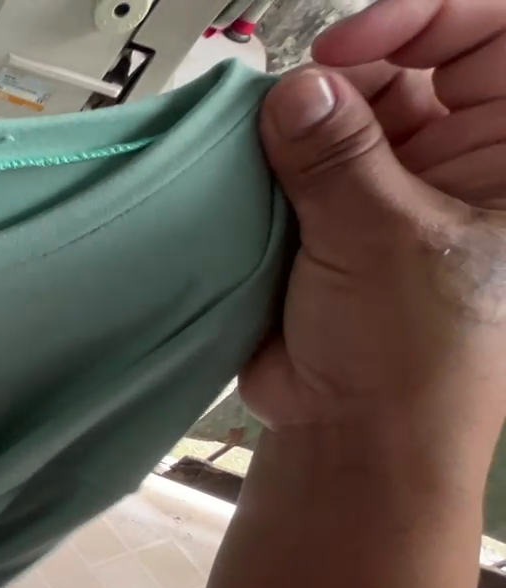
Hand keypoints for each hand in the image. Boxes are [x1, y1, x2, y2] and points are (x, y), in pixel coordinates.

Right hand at [240, 0, 505, 445]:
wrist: (350, 421)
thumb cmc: (414, 341)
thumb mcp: (386, 239)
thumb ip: (340, 160)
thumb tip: (296, 88)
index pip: (493, 37)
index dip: (426, 20)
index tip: (342, 47)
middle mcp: (458, 153)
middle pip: (409, 69)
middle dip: (343, 77)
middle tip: (280, 107)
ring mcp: (385, 188)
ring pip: (339, 121)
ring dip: (291, 128)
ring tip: (247, 150)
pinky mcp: (322, 223)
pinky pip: (291, 174)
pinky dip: (259, 170)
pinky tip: (232, 178)